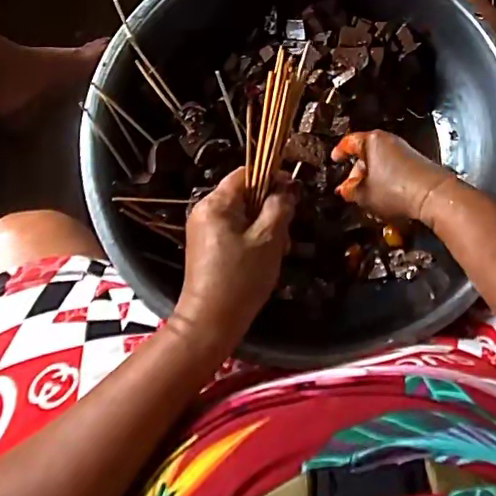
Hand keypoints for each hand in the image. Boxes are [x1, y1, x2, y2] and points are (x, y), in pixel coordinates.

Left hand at [170, 169, 294, 349]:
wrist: (210, 322)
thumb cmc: (241, 278)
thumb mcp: (268, 239)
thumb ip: (279, 208)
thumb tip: (285, 189)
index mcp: (215, 203)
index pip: (245, 173)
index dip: (271, 176)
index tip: (292, 191)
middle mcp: (204, 209)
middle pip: (244, 194)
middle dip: (269, 207)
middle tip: (287, 230)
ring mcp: (202, 228)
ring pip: (240, 213)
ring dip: (263, 225)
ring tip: (278, 249)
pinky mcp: (205, 245)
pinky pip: (232, 229)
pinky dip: (250, 237)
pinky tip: (263, 258)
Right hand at [331, 131, 458, 225]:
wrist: (434, 195)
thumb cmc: (394, 190)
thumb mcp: (365, 194)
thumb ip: (350, 190)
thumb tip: (344, 189)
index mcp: (371, 141)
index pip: (349, 142)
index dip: (339, 152)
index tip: (334, 160)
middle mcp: (387, 140)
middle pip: (365, 153)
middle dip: (356, 171)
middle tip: (350, 188)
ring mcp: (403, 150)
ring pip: (379, 161)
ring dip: (370, 177)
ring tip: (366, 195)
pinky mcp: (415, 161)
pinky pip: (392, 167)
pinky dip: (384, 178)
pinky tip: (383, 194)